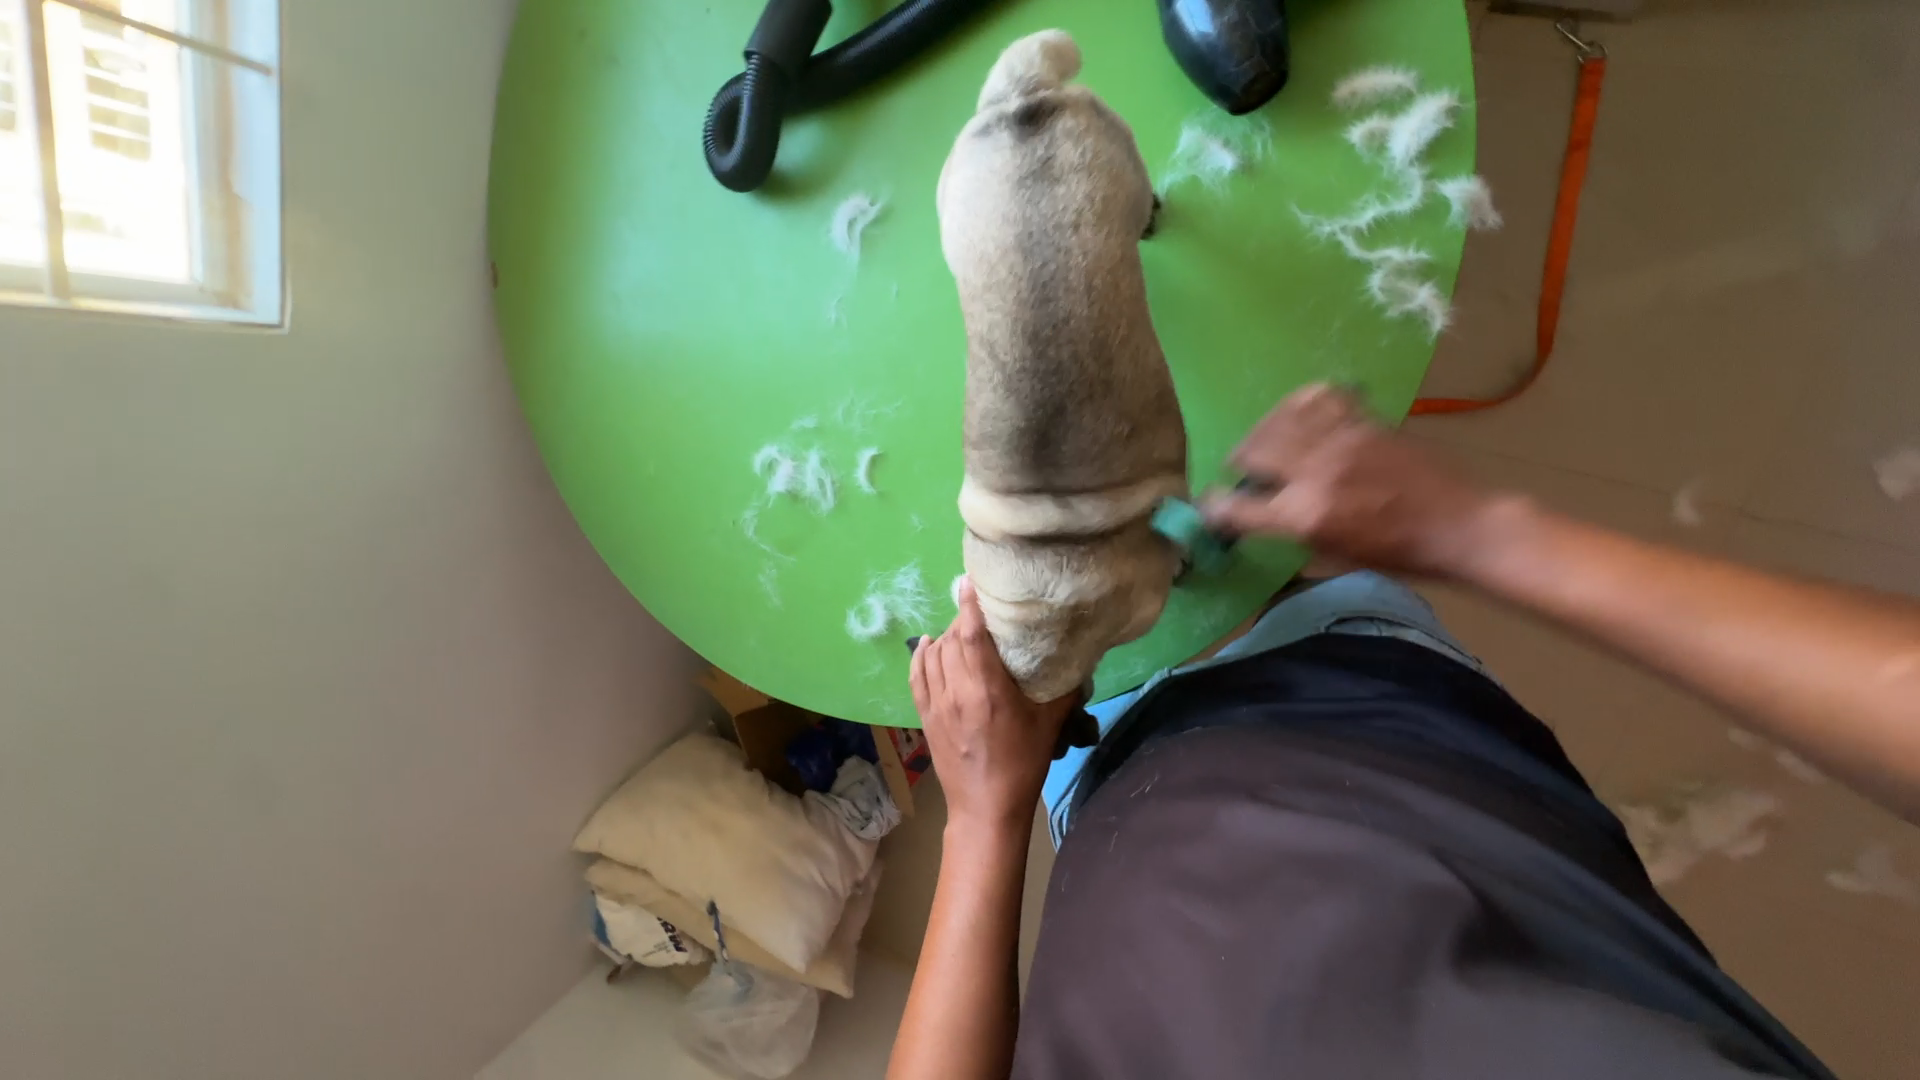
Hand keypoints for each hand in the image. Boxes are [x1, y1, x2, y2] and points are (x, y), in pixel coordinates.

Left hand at [910, 579, 1077, 834]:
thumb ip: (1063, 687)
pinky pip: (916, 675)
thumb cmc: (1023, 764)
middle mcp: (957, 692)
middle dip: (960, 619)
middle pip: (949, 639)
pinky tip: (928, 644)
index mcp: (988, 691)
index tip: (970, 582)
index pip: (970, 635)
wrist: (985, 808)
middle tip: (979, 612)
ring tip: (960, 630)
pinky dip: (921, 655)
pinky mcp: (925, 717)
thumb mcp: (1050, 724)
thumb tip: (1077, 656)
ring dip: (944, 636)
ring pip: (932, 654)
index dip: (968, 605)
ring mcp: (936, 704)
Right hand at [1201, 383, 1523, 578]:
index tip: (1210, 506)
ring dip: (1263, 431)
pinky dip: (1301, 404)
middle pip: (1251, 451)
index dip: (1215, 506)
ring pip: (1278, 420)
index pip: (1237, 506)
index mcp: (1304, 516)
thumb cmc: (1395, 553)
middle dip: (1238, 462)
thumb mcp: (1331, 553)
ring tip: (1267, 441)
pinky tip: (1300, 415)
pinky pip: (1319, 397)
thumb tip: (1258, 511)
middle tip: (1242, 471)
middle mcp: (1314, 474)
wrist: (1459, 526)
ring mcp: (1340, 442)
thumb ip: (1289, 527)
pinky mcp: (1364, 422)